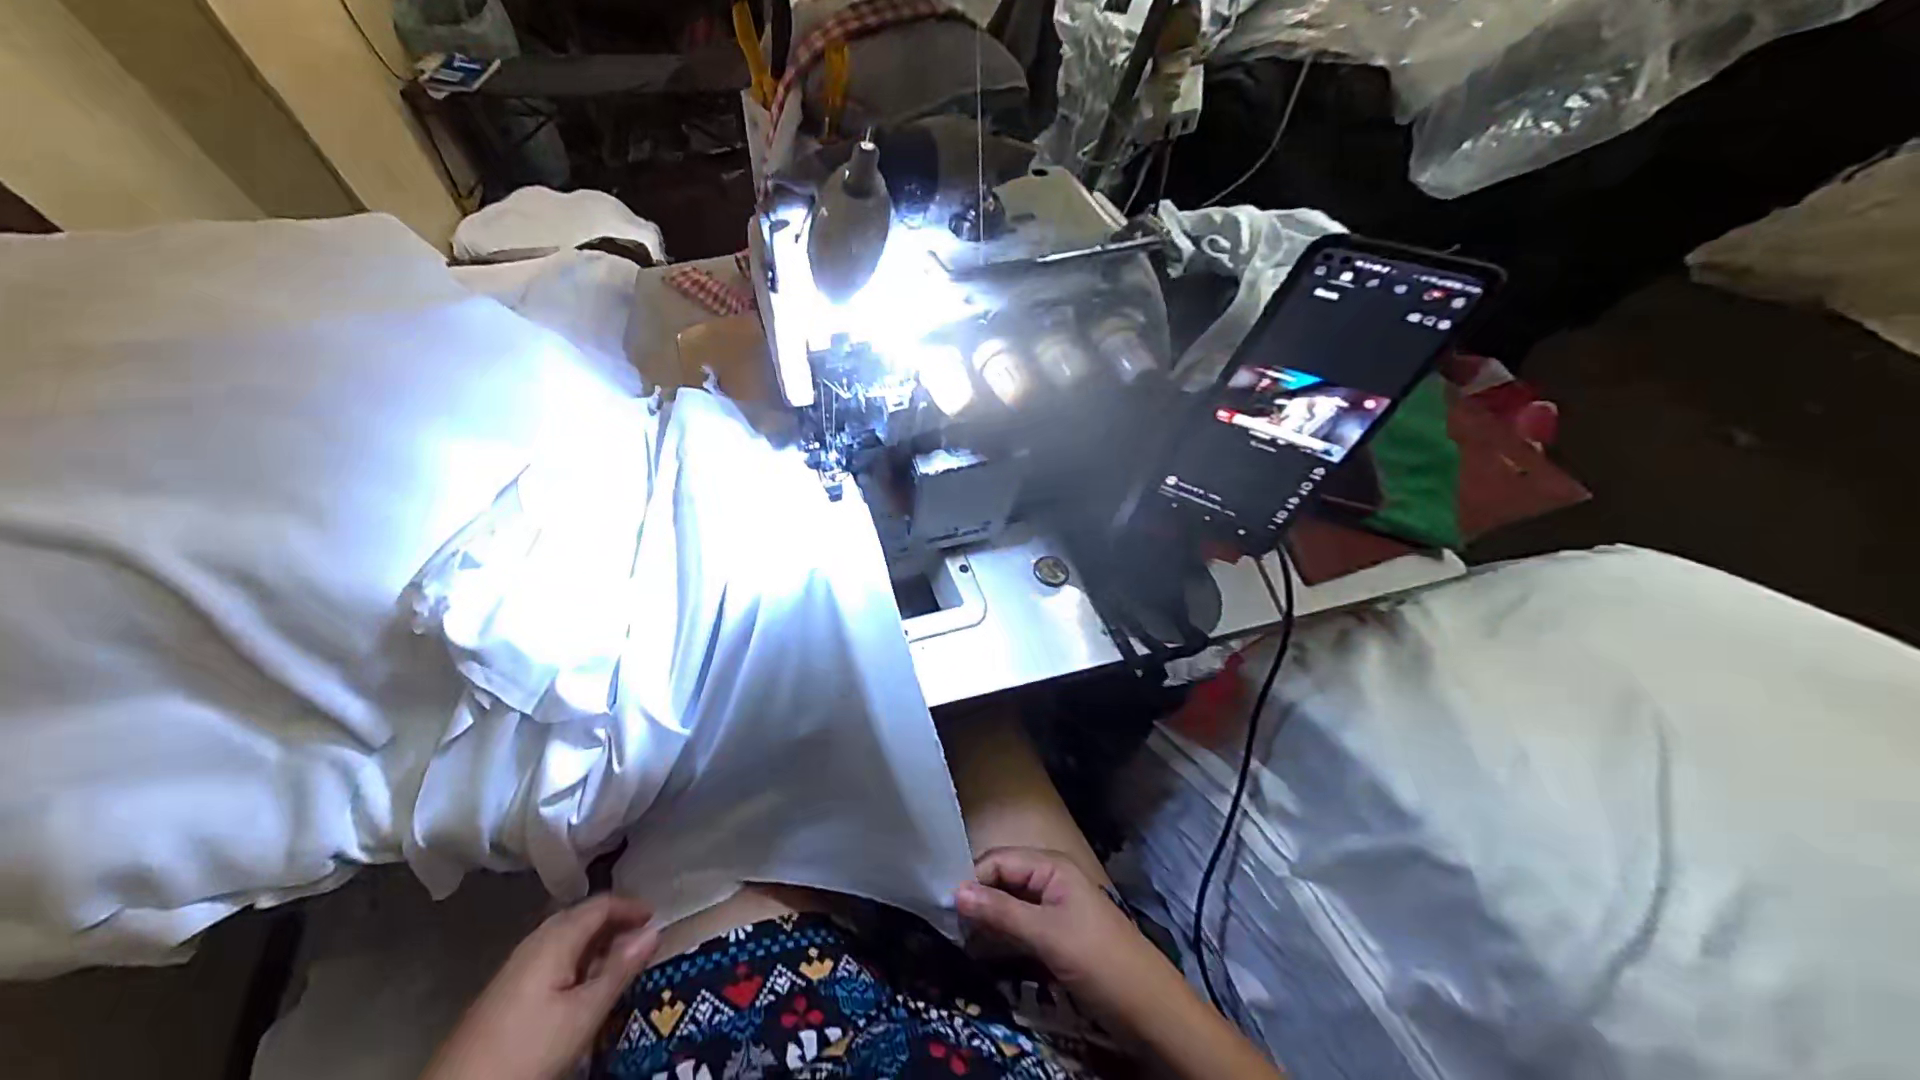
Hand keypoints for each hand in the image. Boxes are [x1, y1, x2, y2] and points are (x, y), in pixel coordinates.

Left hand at [421, 894, 660, 1079]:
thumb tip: (654, 931)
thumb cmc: (529, 1049)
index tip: (657, 918)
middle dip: (613, 921)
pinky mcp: (505, 990)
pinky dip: (577, 957)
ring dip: (595, 940)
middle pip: (580, 916)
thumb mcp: (585, 1013)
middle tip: (641, 937)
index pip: (599, 905)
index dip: (630, 906)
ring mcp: (515, 967)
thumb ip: (620, 970)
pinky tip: (582, 984)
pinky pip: (551, 956)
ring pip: (564, 937)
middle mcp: (533, 943)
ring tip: (618, 960)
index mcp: (554, 940)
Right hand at [958, 848, 1288, 1079]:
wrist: (1150, 1009)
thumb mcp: (1046, 935)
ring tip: (961, 943)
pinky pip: (1021, 927)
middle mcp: (1051, 879)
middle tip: (948, 929)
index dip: (972, 880)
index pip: (997, 861)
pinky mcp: (1057, 935)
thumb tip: (955, 891)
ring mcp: (1055, 908)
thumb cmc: (1099, 961)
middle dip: (977, 900)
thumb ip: (1000, 912)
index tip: (944, 909)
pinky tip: (986, 955)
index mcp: (1051, 866)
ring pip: (1009, 905)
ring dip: (988, 921)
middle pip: (1002, 880)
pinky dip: (1003, 937)